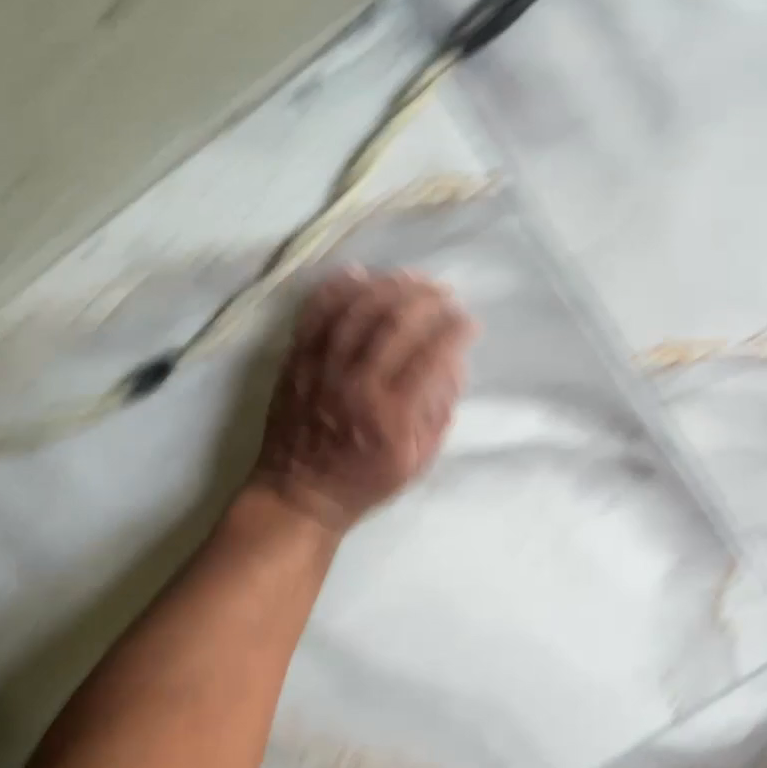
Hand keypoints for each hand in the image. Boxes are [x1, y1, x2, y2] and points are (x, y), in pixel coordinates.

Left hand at [248, 269, 476, 532]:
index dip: (456, 330)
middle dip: (428, 300)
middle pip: (395, 322)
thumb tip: (454, 362)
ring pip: (357, 309)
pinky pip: (316, 312)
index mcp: (393, 416)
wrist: (298, 493)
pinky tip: (361, 274)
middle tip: (445, 294)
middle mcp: (357, 385)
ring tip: (413, 280)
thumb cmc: (366, 481)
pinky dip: (339, 288)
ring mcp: (322, 368)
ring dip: (390, 285)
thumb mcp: (419, 460)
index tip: (469, 322)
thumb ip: (439, 410)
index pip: (432, 356)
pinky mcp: (297, 360)